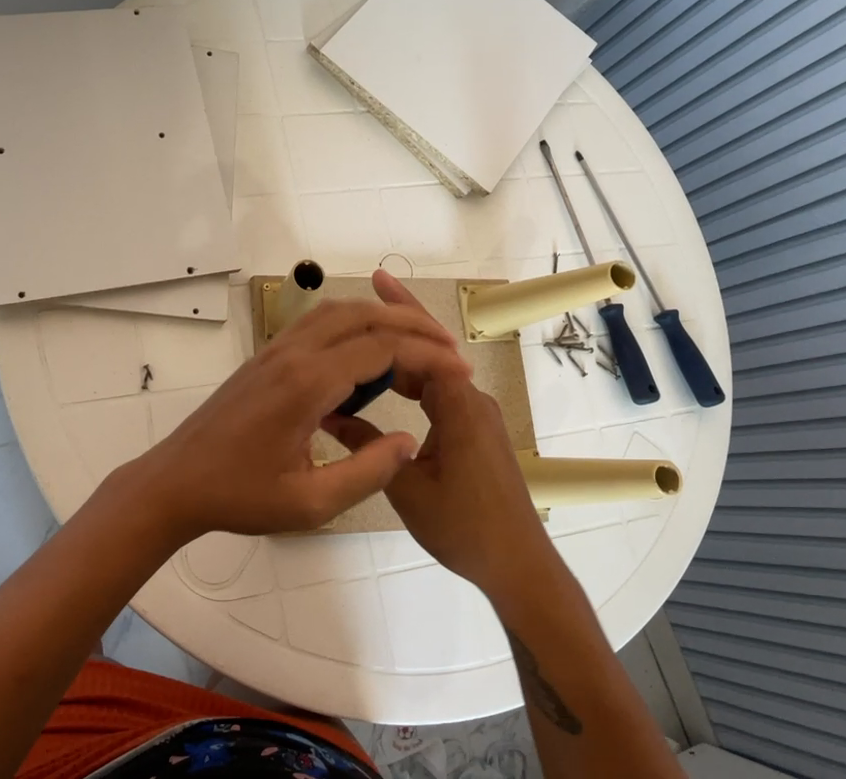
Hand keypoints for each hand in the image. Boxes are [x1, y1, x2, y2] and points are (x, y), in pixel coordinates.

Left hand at [118, 295, 471, 544]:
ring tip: (415, 346)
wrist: (176, 481)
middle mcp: (291, 355)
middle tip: (448, 351)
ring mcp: (273, 352)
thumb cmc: (240, 497)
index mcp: (306, 385)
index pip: (380, 349)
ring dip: (380, 320)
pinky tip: (366, 356)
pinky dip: (351, 326)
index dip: (428, 356)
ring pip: (335, 312)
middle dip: (411, 326)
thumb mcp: (311, 503)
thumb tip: (410, 442)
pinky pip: (314, 326)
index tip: (462, 372)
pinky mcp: (263, 358)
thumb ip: (367, 472)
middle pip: (361, 316)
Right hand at [323, 271, 541, 591]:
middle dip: (396, 325)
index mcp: (459, 406)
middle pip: (431, 351)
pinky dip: (414, 385)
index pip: (424, 344)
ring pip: (435, 374)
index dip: (398, 311)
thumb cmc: (462, 526)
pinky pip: (442, 395)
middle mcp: (473, 401)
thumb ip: (366, 445)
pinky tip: (388, 388)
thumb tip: (328, 417)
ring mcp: (479, 417)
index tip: (374, 282)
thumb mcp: (404, 487)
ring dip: (402, 359)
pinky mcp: (479, 433)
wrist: (517, 564)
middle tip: (358, 307)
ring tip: (361, 347)